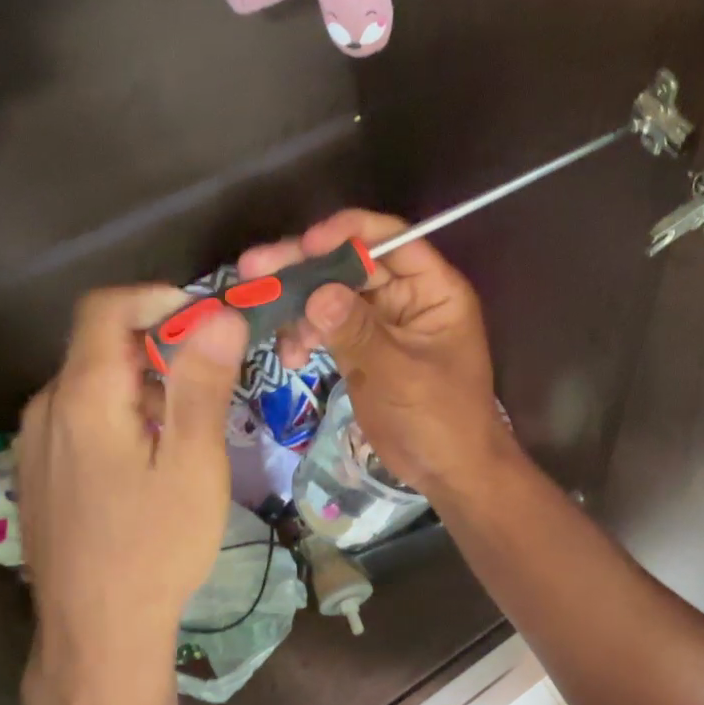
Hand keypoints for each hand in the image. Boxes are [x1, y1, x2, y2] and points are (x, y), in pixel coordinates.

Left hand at [16, 286, 247, 704]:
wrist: (96, 634)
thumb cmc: (155, 545)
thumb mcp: (194, 463)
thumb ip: (201, 383)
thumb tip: (219, 314)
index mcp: (83, 396)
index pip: (104, 308)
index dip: (157, 299)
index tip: (207, 323)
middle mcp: (46, 407)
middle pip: (100, 345)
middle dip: (160, 348)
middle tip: (211, 388)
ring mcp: (35, 443)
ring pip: (92, 383)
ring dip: (143, 385)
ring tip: (187, 435)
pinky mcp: (38, 472)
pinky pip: (81, 418)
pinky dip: (122, 414)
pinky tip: (150, 465)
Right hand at [238, 209, 514, 492]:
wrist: (449, 471)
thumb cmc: (440, 418)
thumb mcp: (400, 374)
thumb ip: (358, 332)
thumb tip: (317, 293)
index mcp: (434, 289)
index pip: (392, 240)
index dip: (347, 233)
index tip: (304, 244)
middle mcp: (408, 296)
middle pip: (352, 262)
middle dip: (305, 266)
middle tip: (254, 268)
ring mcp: (383, 321)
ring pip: (332, 293)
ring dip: (297, 303)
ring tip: (262, 316)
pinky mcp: (362, 346)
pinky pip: (327, 325)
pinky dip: (305, 334)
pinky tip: (289, 357)